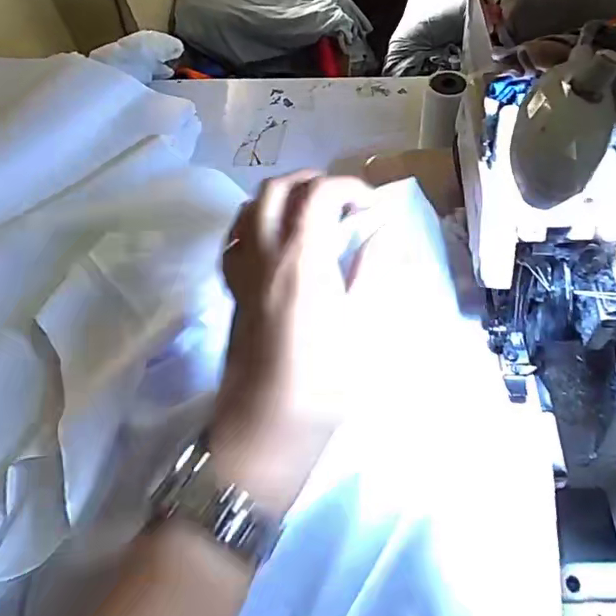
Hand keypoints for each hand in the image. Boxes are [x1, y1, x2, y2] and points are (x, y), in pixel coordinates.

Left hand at [206, 171, 373, 515]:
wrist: (263, 432)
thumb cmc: (324, 385)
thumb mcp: (363, 326)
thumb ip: (373, 269)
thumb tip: (383, 230)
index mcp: (302, 261)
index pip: (319, 194)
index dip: (349, 187)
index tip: (373, 207)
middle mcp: (265, 256)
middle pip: (277, 190)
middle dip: (314, 183)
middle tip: (346, 205)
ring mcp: (242, 273)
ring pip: (251, 208)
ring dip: (284, 198)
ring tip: (315, 218)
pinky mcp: (231, 292)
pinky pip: (236, 238)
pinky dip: (259, 222)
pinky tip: (280, 242)